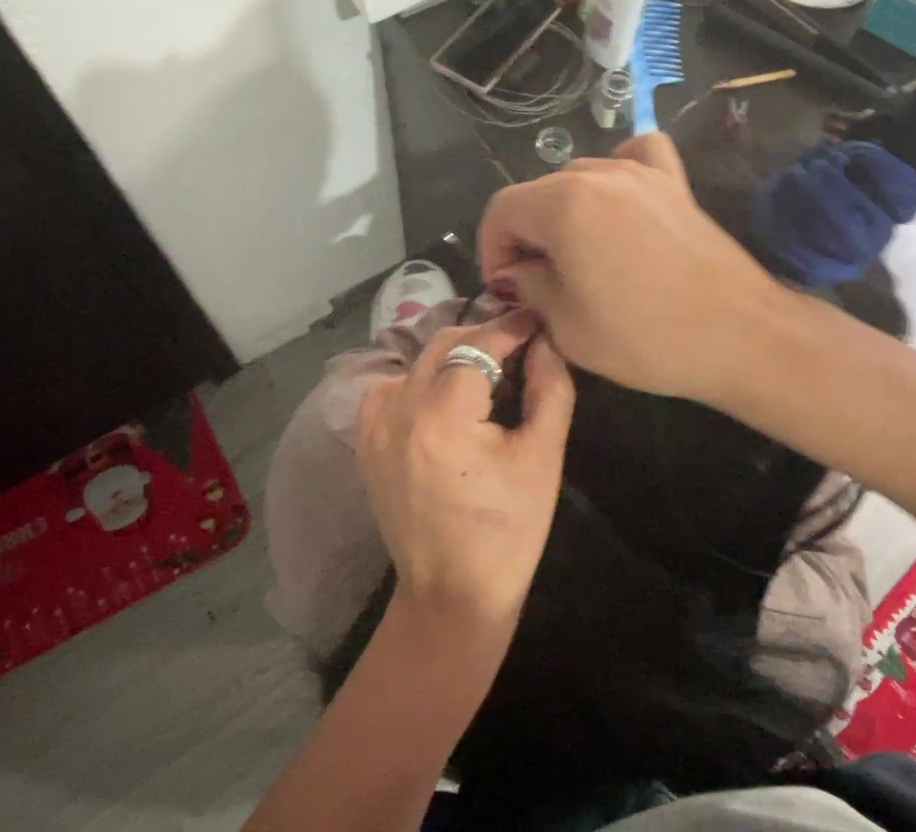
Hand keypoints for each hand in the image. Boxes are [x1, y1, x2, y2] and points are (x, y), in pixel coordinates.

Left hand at [355, 310, 575, 624]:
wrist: (453, 594)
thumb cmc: (509, 531)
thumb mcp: (542, 457)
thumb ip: (549, 389)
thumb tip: (547, 342)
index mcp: (443, 415)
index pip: (479, 344)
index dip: (512, 326)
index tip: (538, 320)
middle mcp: (399, 410)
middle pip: (442, 344)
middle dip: (483, 336)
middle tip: (520, 344)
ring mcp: (374, 428)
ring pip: (416, 365)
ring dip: (452, 358)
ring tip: (487, 374)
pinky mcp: (365, 445)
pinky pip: (390, 391)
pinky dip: (419, 382)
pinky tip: (445, 400)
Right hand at [477, 134, 789, 404]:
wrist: (739, 337)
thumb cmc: (644, 339)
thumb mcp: (566, 325)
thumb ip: (529, 286)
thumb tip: (516, 273)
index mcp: (563, 204)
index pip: (501, 210)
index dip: (491, 250)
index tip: (504, 289)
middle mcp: (599, 174)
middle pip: (537, 192)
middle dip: (525, 235)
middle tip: (537, 284)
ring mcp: (642, 173)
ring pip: (579, 177)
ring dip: (564, 213)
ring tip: (577, 257)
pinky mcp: (675, 184)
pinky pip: (636, 155)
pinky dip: (619, 169)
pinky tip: (619, 202)